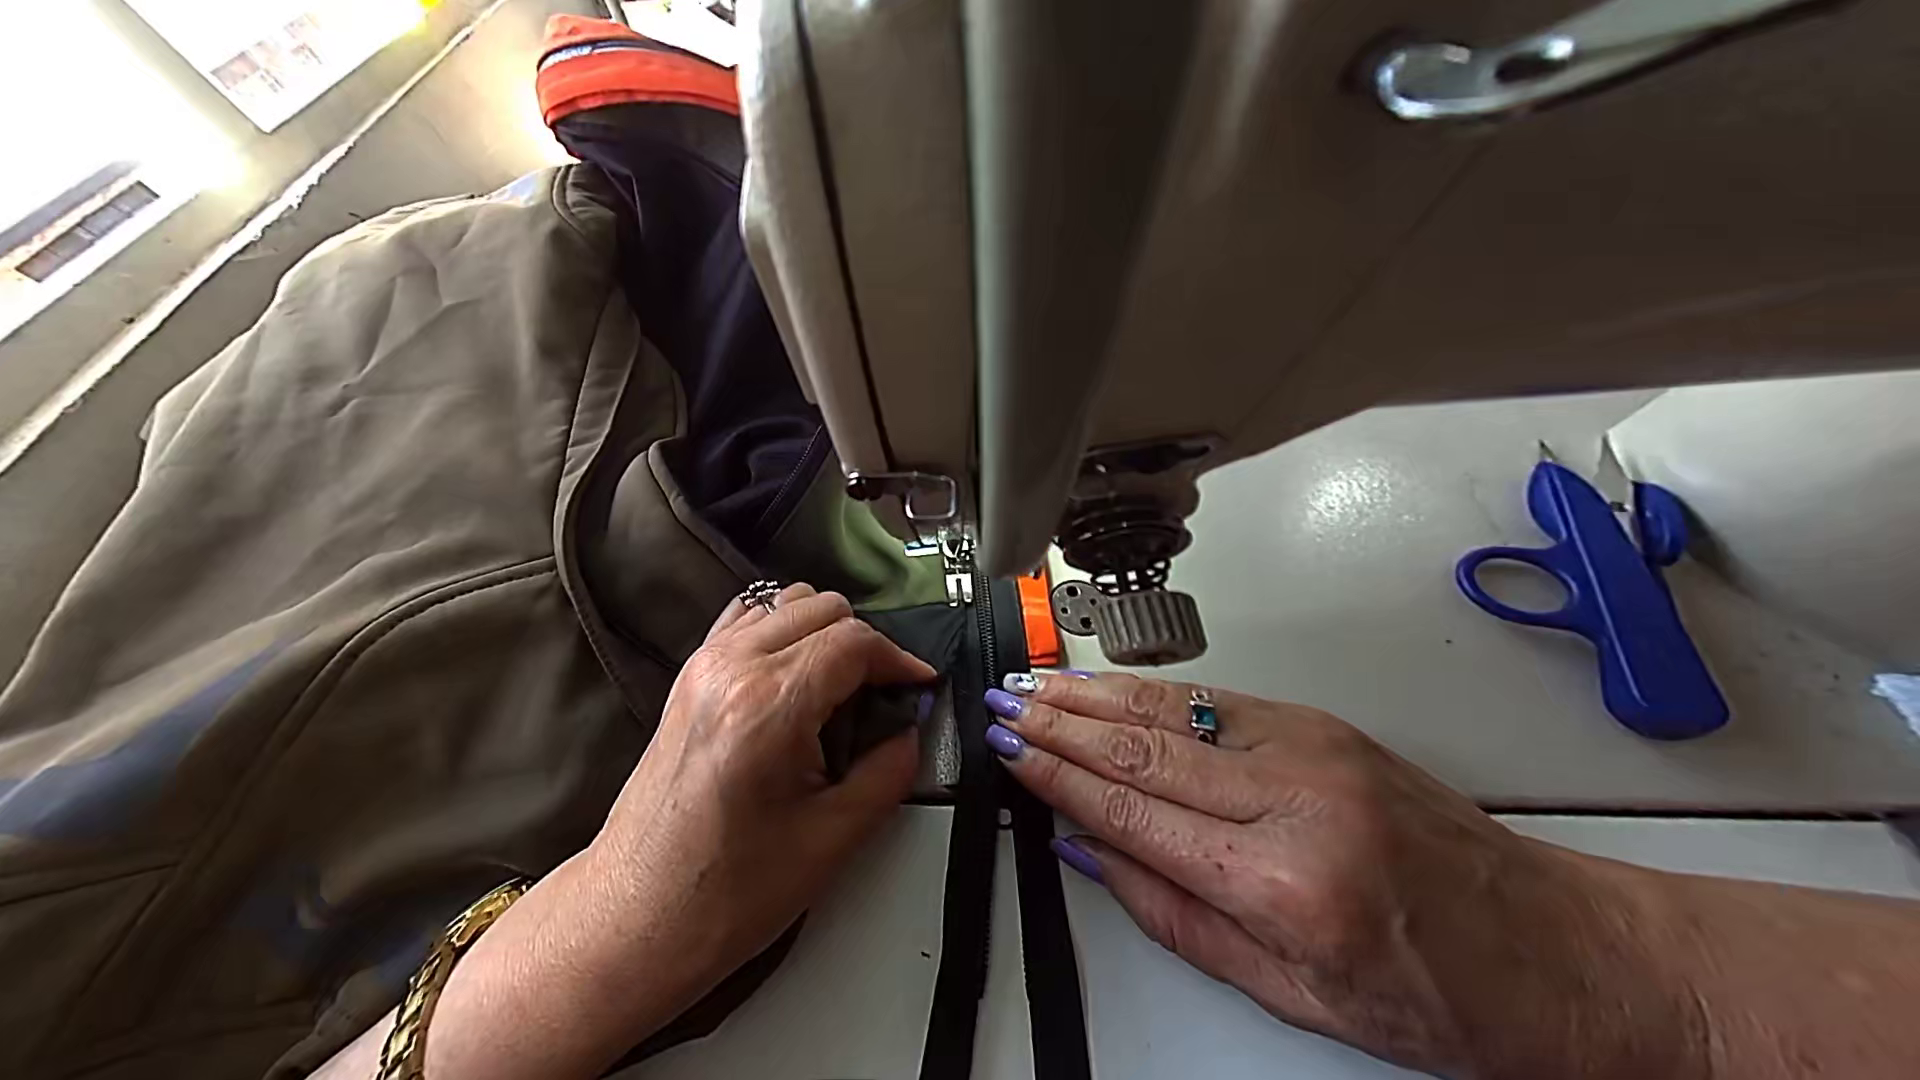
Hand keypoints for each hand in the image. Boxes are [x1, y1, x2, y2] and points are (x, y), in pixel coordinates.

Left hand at [587, 582, 934, 990]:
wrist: (631, 920)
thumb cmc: (727, 893)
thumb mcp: (832, 839)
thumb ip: (890, 770)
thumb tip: (910, 728)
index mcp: (768, 704)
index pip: (855, 642)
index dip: (900, 659)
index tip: (919, 685)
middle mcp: (730, 667)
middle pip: (824, 607)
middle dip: (866, 644)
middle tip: (881, 694)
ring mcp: (703, 665)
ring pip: (787, 602)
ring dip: (826, 632)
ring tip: (841, 686)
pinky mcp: (688, 676)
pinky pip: (749, 617)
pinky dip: (784, 629)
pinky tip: (796, 673)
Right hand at [984, 673, 1710, 1079]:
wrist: (1557, 946)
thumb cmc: (1436, 994)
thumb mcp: (1290, 995)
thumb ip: (1172, 914)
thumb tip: (1088, 850)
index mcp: (1282, 885)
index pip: (1133, 812)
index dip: (1059, 776)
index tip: (1011, 751)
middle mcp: (1292, 798)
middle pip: (1142, 746)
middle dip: (1059, 722)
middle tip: (1003, 703)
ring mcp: (1309, 745)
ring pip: (1170, 708)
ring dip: (1091, 694)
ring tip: (1035, 685)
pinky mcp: (1320, 723)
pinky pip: (1212, 699)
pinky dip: (1145, 690)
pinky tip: (1106, 685)